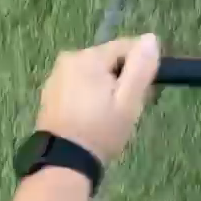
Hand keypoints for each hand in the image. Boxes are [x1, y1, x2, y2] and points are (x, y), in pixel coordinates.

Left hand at [36, 35, 160, 163]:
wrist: (64, 162)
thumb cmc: (100, 131)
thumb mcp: (128, 101)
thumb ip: (141, 67)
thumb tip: (151, 38)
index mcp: (88, 57)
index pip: (126, 47)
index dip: (141, 68)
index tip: (146, 92)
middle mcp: (68, 59)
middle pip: (109, 61)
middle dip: (123, 80)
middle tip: (129, 109)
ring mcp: (56, 77)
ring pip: (94, 74)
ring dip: (107, 89)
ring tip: (111, 117)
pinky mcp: (50, 94)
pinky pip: (79, 86)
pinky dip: (90, 97)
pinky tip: (94, 119)